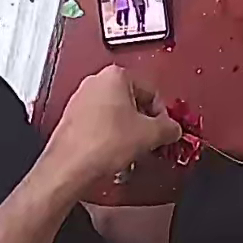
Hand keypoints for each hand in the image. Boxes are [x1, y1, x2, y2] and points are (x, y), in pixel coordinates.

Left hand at [43, 66, 182, 186]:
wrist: (70, 166)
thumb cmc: (101, 144)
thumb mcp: (150, 134)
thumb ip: (168, 128)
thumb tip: (172, 129)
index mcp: (115, 75)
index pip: (151, 92)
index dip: (161, 114)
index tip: (163, 129)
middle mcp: (96, 82)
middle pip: (132, 101)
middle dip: (143, 122)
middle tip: (149, 139)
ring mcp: (81, 99)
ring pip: (116, 113)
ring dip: (127, 130)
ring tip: (131, 148)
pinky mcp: (72, 118)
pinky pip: (100, 123)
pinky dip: (110, 135)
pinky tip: (114, 152)